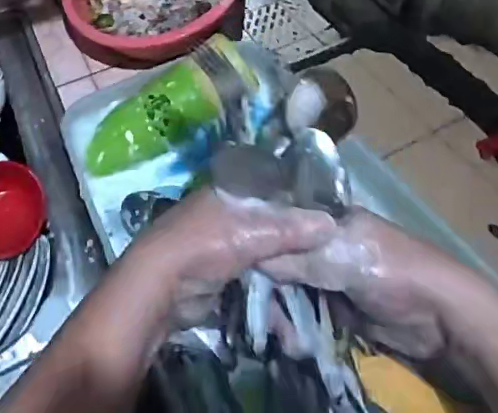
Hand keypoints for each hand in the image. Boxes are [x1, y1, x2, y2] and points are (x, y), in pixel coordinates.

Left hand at [120, 188, 338, 325]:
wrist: (163, 283)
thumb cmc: (203, 245)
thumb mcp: (248, 234)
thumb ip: (288, 229)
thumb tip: (330, 222)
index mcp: (227, 193)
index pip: (268, 189)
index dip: (296, 200)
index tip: (331, 214)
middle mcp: (225, 213)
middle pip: (269, 224)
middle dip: (296, 241)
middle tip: (334, 255)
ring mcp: (223, 244)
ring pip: (265, 254)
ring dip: (287, 271)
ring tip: (323, 283)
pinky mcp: (222, 273)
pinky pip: (257, 279)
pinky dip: (274, 292)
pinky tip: (296, 307)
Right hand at [258, 207, 490, 358]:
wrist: (445, 320)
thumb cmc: (389, 268)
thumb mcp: (336, 254)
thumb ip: (293, 256)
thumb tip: (251, 258)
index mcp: (324, 217)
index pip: (279, 220)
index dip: (258, 235)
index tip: (235, 251)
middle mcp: (325, 244)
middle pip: (283, 255)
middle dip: (266, 276)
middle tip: (250, 295)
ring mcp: (335, 277)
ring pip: (293, 286)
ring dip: (281, 305)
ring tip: (271, 322)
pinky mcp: (344, 310)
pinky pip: (310, 312)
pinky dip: (298, 323)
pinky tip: (286, 333)